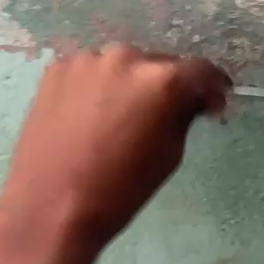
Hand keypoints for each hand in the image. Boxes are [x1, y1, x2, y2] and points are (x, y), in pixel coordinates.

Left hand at [0, 45, 228, 248]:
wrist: (50, 206)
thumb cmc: (119, 189)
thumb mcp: (169, 155)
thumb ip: (184, 116)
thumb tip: (191, 100)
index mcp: (161, 80)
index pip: (200, 70)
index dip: (212, 86)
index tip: (213, 102)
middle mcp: (126, 57)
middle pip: (158, 64)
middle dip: (166, 85)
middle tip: (163, 113)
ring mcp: (87, 60)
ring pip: (121, 66)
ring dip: (128, 84)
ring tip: (119, 116)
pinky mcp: (57, 68)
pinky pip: (89, 72)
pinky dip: (96, 87)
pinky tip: (89, 115)